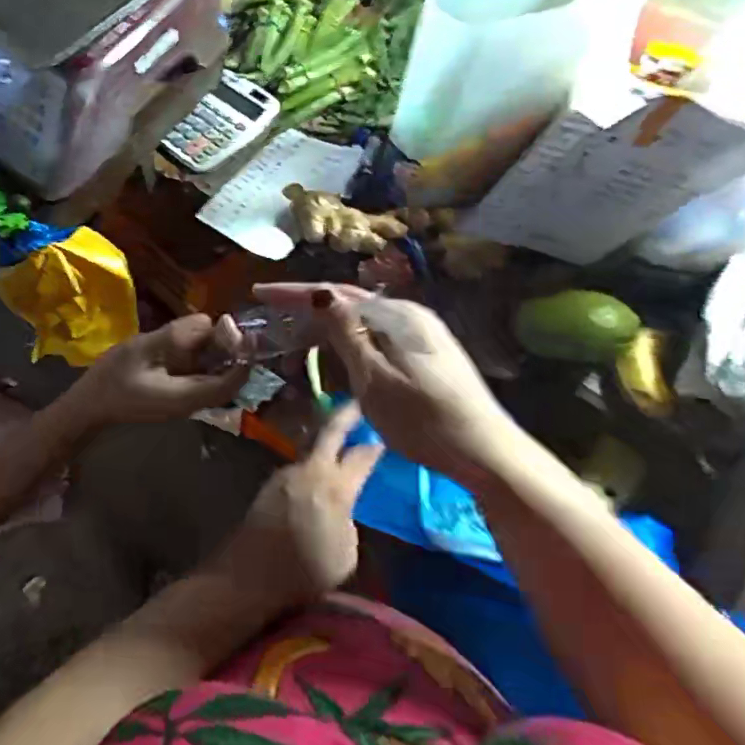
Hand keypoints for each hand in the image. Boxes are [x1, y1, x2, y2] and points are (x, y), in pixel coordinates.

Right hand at [69, 313, 247, 423]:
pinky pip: (200, 377)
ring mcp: (185, 402)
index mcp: (188, 396)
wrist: (91, 405)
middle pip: (227, 379)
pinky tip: (194, 341)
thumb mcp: (142, 349)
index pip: (232, 381)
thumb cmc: (112, 378)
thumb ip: (177, 336)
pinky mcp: (177, 397)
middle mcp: (193, 404)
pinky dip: (204, 359)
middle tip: (227, 322)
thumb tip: (208, 322)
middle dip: (232, 351)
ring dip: (219, 354)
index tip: (242, 329)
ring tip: (214, 327)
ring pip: (215, 377)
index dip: (243, 356)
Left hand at [213, 403, 382, 605]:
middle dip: (344, 417)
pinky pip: (297, 467)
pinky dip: (310, 464)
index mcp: (334, 487)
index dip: (374, 447)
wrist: (251, 572)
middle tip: (357, 403)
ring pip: (310, 451)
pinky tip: (316, 472)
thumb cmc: (306, 569)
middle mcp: (308, 471)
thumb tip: (344, 504)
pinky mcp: (268, 485)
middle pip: (328, 434)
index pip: (360, 457)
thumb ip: (349, 518)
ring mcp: (284, 475)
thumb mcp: (346, 551)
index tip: (384, 437)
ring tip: (340, 441)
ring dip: (324, 443)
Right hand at [252, 283, 519, 484]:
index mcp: (396, 317)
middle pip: (346, 304)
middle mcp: (408, 316)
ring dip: (324, 328)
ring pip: (359, 322)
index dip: (293, 293)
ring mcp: (419, 334)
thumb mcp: (374, 377)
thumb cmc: (423, 419)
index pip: (333, 294)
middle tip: (271, 320)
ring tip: (295, 342)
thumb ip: (346, 334)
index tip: (259, 292)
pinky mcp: (424, 353)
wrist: (486, 451)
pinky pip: (373, 336)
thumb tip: (320, 295)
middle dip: (306, 310)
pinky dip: (345, 342)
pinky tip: (333, 355)